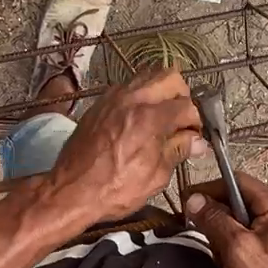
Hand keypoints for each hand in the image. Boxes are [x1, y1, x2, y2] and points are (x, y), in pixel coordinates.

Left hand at [42, 67, 205, 225]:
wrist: (70, 190)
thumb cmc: (113, 190)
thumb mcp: (154, 177)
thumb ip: (177, 151)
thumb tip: (197, 141)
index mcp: (149, 119)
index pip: (186, 105)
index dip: (196, 121)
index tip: (194, 135)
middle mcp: (131, 100)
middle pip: (169, 77)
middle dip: (181, 95)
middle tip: (180, 118)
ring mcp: (112, 98)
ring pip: (146, 76)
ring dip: (159, 92)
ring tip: (161, 117)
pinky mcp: (99, 104)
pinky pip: (127, 87)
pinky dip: (139, 96)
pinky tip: (139, 118)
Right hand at [183, 172, 267, 267]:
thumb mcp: (236, 249)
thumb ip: (214, 220)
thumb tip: (196, 201)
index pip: (238, 181)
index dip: (209, 189)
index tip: (189, 202)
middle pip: (243, 200)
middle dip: (219, 216)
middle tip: (202, 232)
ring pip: (249, 219)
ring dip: (230, 233)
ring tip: (223, 256)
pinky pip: (259, 234)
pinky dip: (242, 243)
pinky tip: (237, 263)